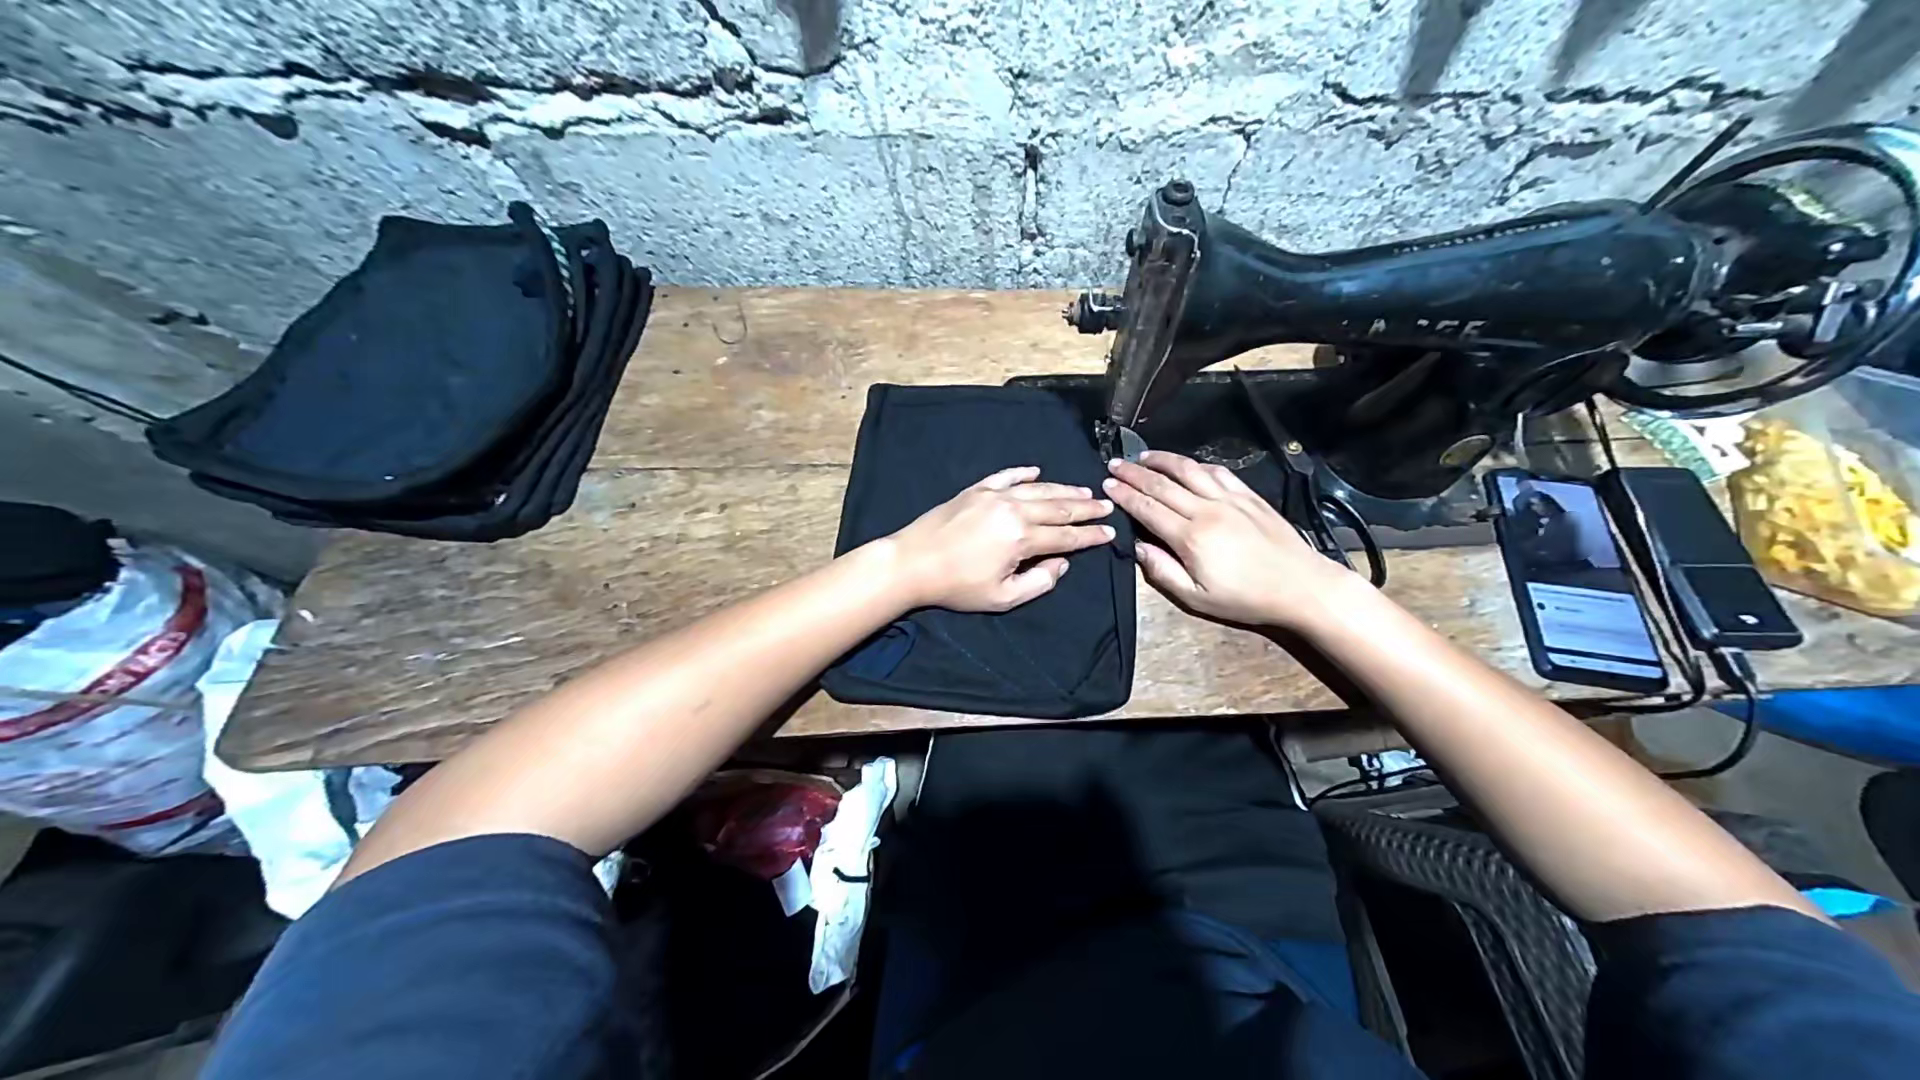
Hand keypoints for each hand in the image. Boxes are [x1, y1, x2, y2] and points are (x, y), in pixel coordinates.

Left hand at [883, 466, 1115, 611]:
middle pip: (1059, 507)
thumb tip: (1061, 563)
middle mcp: (1014, 510)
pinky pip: (1006, 476)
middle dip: (1085, 507)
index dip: (1091, 536)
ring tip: (1084, 490)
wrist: (912, 562)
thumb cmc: (957, 586)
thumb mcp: (1003, 598)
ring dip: (1063, 489)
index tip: (1110, 532)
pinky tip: (1036, 472)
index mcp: (1023, 538)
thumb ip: (1039, 581)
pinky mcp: (975, 490)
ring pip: (1038, 489)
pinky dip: (1024, 473)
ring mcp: (993, 496)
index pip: (1067, 536)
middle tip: (1106, 505)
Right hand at [1103, 451, 1361, 629]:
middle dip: (1134, 473)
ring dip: (1162, 460)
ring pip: (1189, 470)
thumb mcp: (1196, 598)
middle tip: (1114, 464)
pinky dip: (1196, 465)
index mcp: (1190, 538)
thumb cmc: (1246, 598)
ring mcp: (1230, 499)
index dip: (1124, 495)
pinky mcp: (1249, 497)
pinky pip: (1217, 472)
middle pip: (1162, 484)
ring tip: (1142, 456)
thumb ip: (1163, 572)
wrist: (1301, 586)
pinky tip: (1186, 464)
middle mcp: (1206, 510)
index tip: (1107, 484)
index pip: (1147, 508)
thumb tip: (1139, 547)